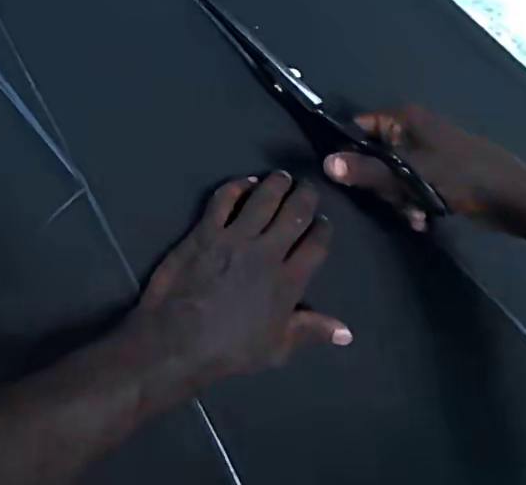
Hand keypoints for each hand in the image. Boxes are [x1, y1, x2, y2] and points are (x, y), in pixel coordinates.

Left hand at [122, 172, 349, 398]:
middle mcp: (266, 252)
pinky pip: (223, 199)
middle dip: (305, 196)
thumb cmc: (230, 349)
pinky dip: (236, 186)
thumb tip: (346, 330)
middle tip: (308, 186)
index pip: (315, 246)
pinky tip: (245, 181)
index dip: (323, 230)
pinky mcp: (206, 230)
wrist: (179, 339)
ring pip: (262, 199)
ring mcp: (234, 237)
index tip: (324, 221)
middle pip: (293, 214)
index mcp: (287, 282)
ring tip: (282, 176)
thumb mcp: (276, 348)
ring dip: (275, 184)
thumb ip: (309, 331)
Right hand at [322, 105, 525, 234]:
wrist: (521, 201)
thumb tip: (326, 164)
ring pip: (393, 174)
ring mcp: (428, 151)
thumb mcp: (411, 176)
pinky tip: (423, 219)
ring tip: (413, 214)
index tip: (347, 175)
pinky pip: (412, 184)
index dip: (349, 151)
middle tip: (393, 199)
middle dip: (381, 183)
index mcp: (404, 119)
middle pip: (374, 155)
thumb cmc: (464, 178)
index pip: (358, 127)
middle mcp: (413, 130)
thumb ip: (366, 171)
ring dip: (398, 197)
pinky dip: (413, 201)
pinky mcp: (441, 172)